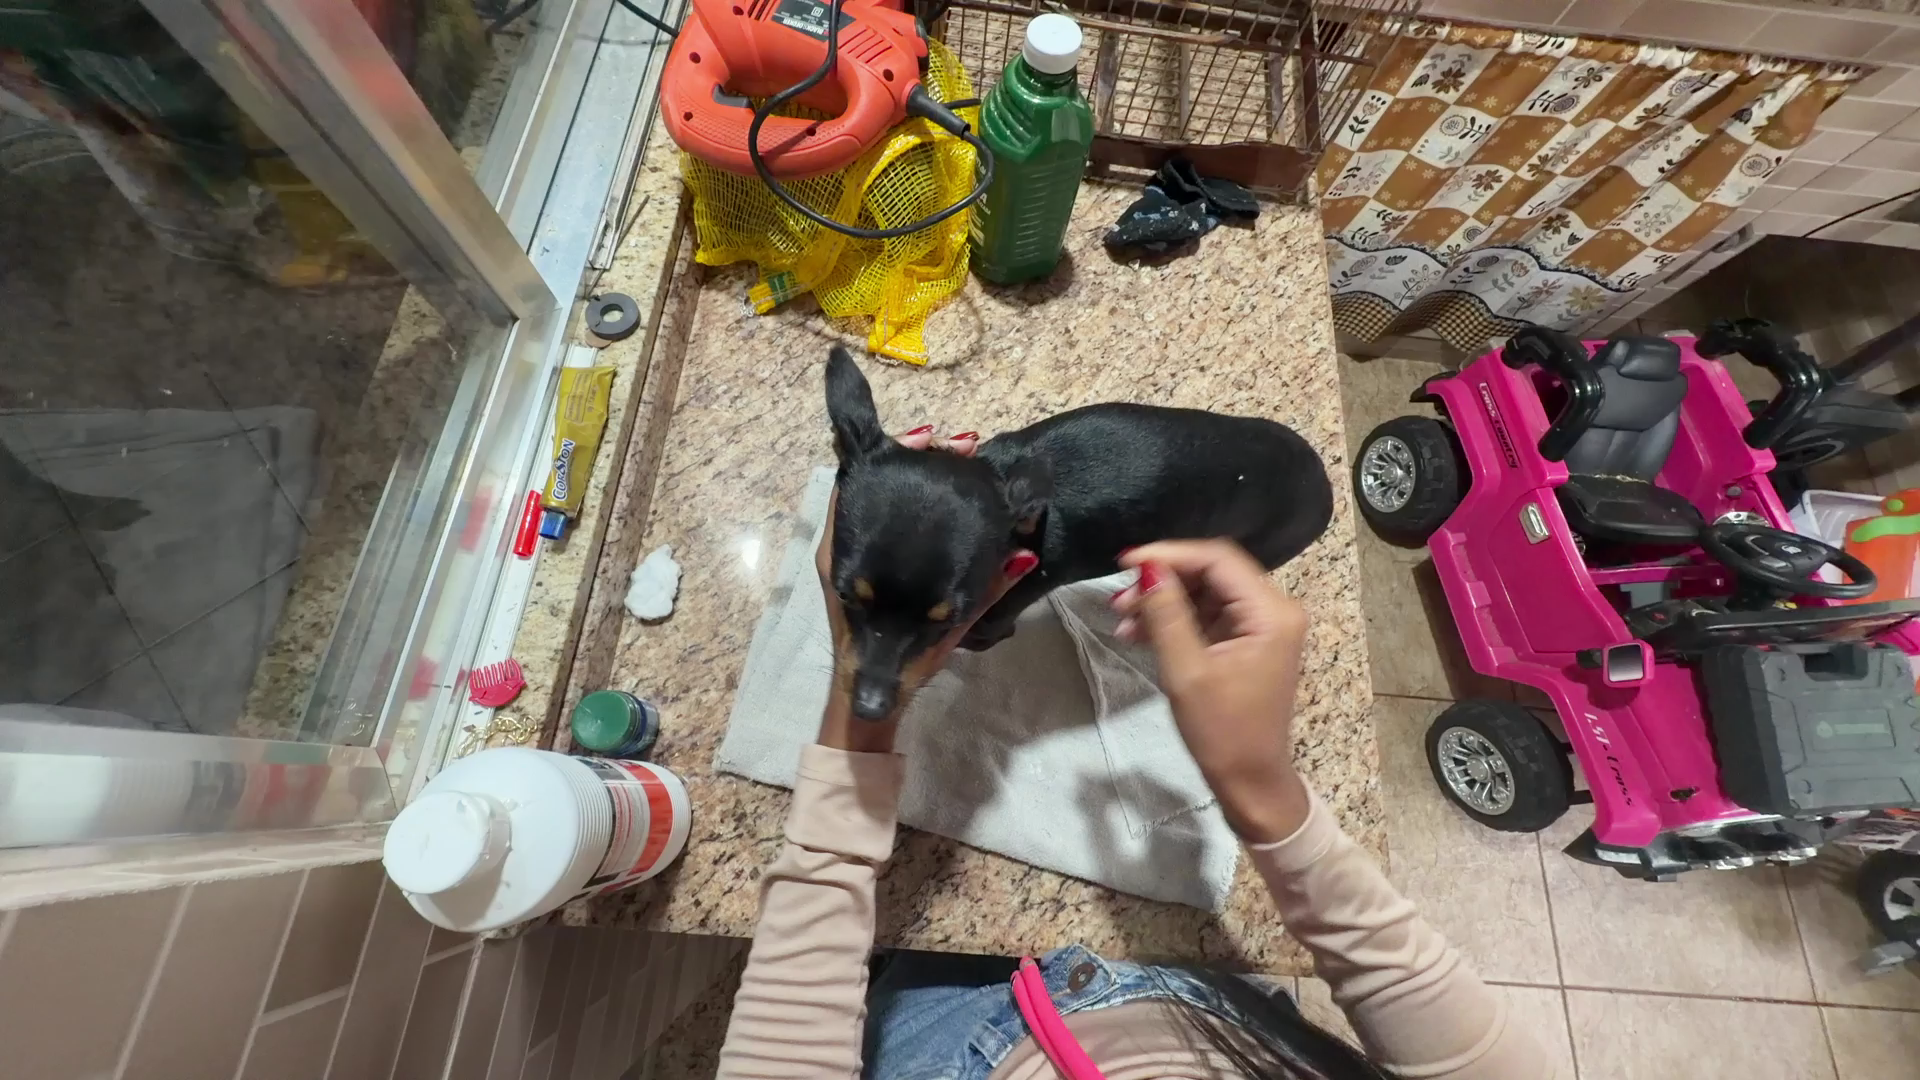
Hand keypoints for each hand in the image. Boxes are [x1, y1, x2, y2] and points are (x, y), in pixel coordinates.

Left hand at [816, 425, 1034, 752]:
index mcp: (846, 551)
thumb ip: (982, 593)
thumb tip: (1025, 553)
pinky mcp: (877, 567)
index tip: (930, 439)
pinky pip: (894, 524)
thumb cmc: (891, 666)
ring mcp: (862, 556)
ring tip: (963, 459)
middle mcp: (849, 545)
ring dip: (922, 478)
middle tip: (960, 447)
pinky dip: (921, 505)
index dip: (894, 453)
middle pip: (875, 483)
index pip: (857, 481)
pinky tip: (955, 497)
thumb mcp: (939, 628)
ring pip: (887, 502)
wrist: (868, 699)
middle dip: (917, 459)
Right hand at [1111, 539, 1311, 842]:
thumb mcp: (1187, 671)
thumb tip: (1146, 570)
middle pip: (1210, 572)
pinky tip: (1137, 632)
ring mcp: (1259, 626)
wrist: (1248, 781)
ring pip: (1202, 592)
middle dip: (1161, 580)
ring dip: (1161, 601)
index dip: (1169, 554)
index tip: (1125, 563)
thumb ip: (1166, 614)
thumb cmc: (1222, 731)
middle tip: (1119, 597)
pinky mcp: (1243, 641)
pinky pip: (1204, 615)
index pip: (1217, 560)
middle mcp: (1272, 610)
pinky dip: (1171, 619)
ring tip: (1121, 617)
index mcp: (1270, 613)